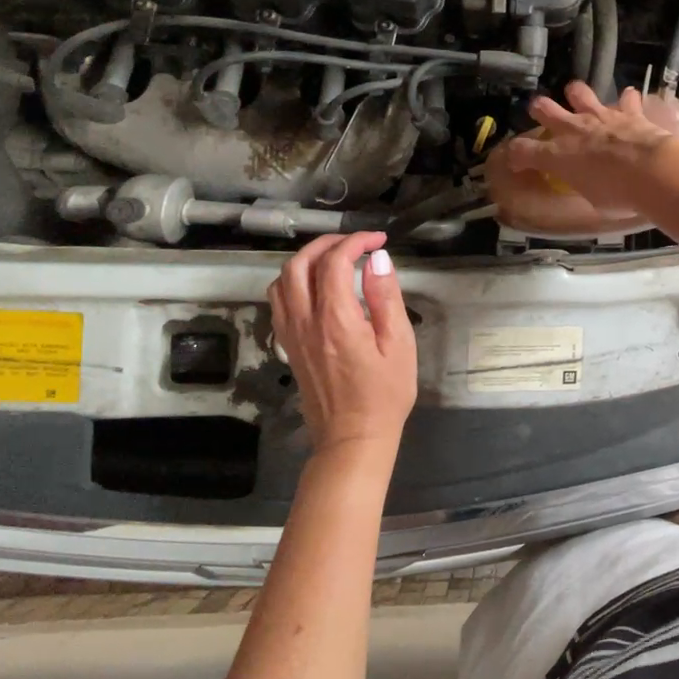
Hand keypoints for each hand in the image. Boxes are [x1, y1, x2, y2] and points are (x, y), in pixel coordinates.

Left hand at [267, 232, 417, 455]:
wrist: (353, 437)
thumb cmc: (385, 393)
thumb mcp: (399, 343)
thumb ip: (386, 297)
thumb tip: (378, 260)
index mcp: (336, 319)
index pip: (335, 262)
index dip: (356, 242)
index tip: (379, 241)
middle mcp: (306, 322)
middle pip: (298, 265)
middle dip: (326, 243)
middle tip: (355, 243)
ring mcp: (291, 335)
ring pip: (281, 282)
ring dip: (305, 260)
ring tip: (334, 259)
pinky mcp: (289, 346)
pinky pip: (279, 302)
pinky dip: (293, 282)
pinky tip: (316, 287)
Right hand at [505, 81, 678, 211]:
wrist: (652, 171)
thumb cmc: (617, 195)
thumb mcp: (592, 199)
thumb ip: (585, 185)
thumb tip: (588, 184)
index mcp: (558, 156)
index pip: (523, 151)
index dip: (517, 155)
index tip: (519, 162)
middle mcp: (573, 129)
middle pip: (544, 109)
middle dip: (539, 109)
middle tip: (542, 114)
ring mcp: (601, 116)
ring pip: (578, 92)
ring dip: (577, 94)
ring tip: (579, 99)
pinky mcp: (628, 112)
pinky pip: (626, 100)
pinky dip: (627, 101)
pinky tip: (629, 101)